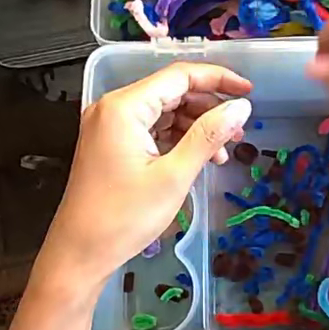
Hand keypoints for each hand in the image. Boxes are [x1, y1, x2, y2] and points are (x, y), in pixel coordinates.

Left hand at [41, 62, 252, 285]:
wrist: (80, 253)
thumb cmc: (122, 218)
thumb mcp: (174, 176)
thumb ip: (208, 136)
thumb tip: (240, 107)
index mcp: (124, 107)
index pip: (179, 76)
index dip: (218, 79)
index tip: (248, 91)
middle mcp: (113, 108)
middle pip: (171, 91)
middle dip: (208, 107)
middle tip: (239, 128)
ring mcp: (109, 126)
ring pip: (163, 111)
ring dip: (195, 126)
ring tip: (222, 151)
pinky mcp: (110, 144)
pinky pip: (151, 129)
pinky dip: (177, 139)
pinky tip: (199, 158)